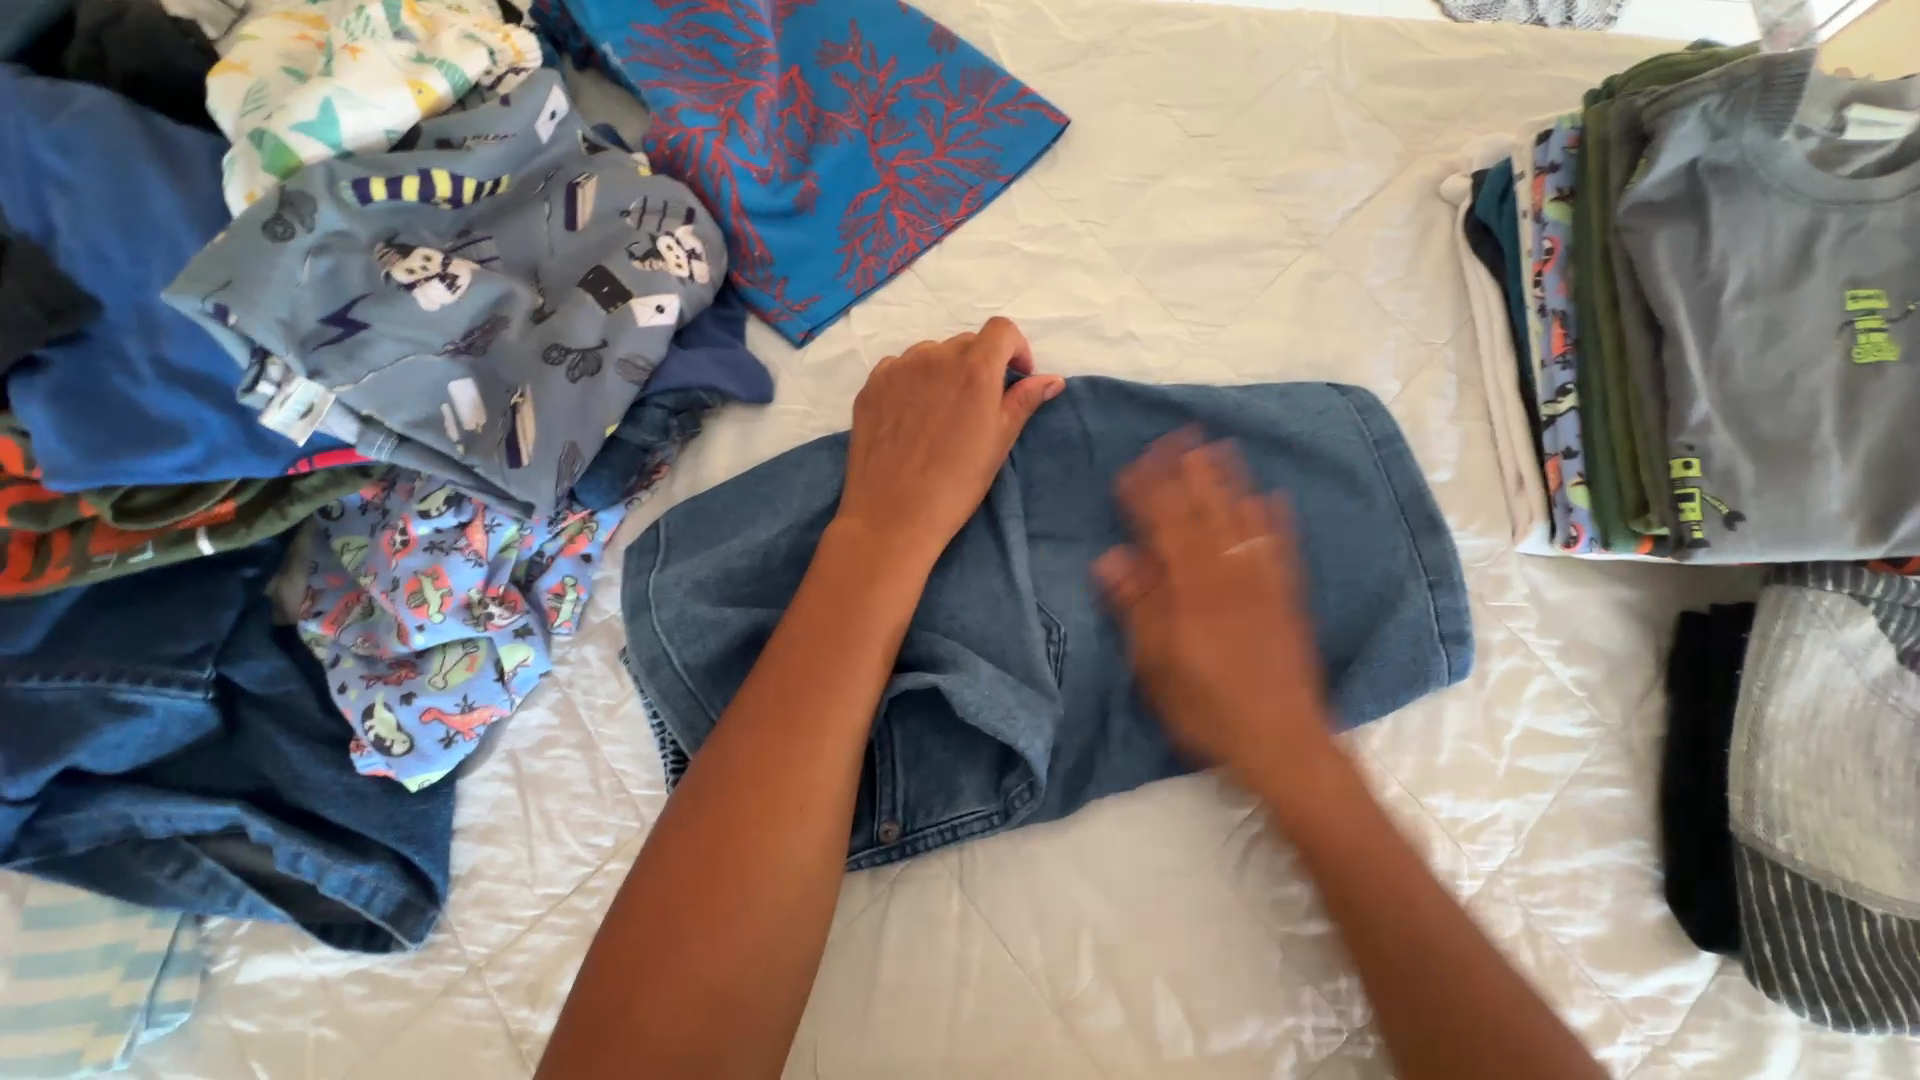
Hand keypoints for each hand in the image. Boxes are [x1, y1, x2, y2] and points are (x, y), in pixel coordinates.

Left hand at [835, 317, 1064, 564]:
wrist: (892, 513)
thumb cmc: (956, 483)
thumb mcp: (999, 442)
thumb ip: (1024, 401)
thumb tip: (1052, 379)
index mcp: (974, 368)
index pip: (1001, 330)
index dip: (1015, 348)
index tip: (1016, 377)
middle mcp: (935, 357)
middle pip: (966, 343)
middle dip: (980, 364)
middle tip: (979, 405)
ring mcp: (898, 368)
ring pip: (931, 354)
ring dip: (944, 372)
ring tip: (942, 413)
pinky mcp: (871, 385)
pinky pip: (899, 369)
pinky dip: (913, 382)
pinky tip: (913, 418)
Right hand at [1095, 432, 1336, 788]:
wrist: (1281, 739)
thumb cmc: (1207, 708)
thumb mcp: (1156, 665)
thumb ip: (1137, 608)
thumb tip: (1110, 558)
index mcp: (1188, 590)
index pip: (1162, 528)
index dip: (1146, 493)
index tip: (1131, 464)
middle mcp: (1226, 575)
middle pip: (1202, 513)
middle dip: (1187, 472)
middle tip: (1178, 434)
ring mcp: (1262, 583)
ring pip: (1241, 519)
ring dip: (1228, 481)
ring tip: (1217, 446)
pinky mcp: (1287, 597)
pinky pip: (1280, 547)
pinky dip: (1273, 518)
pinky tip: (1270, 496)